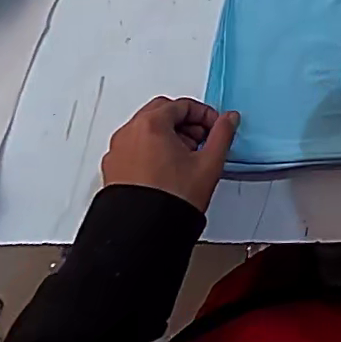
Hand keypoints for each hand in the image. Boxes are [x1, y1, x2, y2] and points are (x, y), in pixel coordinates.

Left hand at [100, 96, 240, 213]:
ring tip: (186, 157)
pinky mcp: (112, 170)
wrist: (143, 236)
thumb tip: (229, 119)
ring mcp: (117, 152)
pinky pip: (134, 147)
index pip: (182, 105)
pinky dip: (151, 149)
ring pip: (146, 129)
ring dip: (168, 135)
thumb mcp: (209, 162)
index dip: (204, 114)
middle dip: (184, 122)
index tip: (214, 127)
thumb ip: (222, 133)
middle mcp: (129, 133)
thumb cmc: (170, 200)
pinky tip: (167, 169)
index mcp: (151, 124)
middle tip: (201, 138)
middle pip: (161, 112)